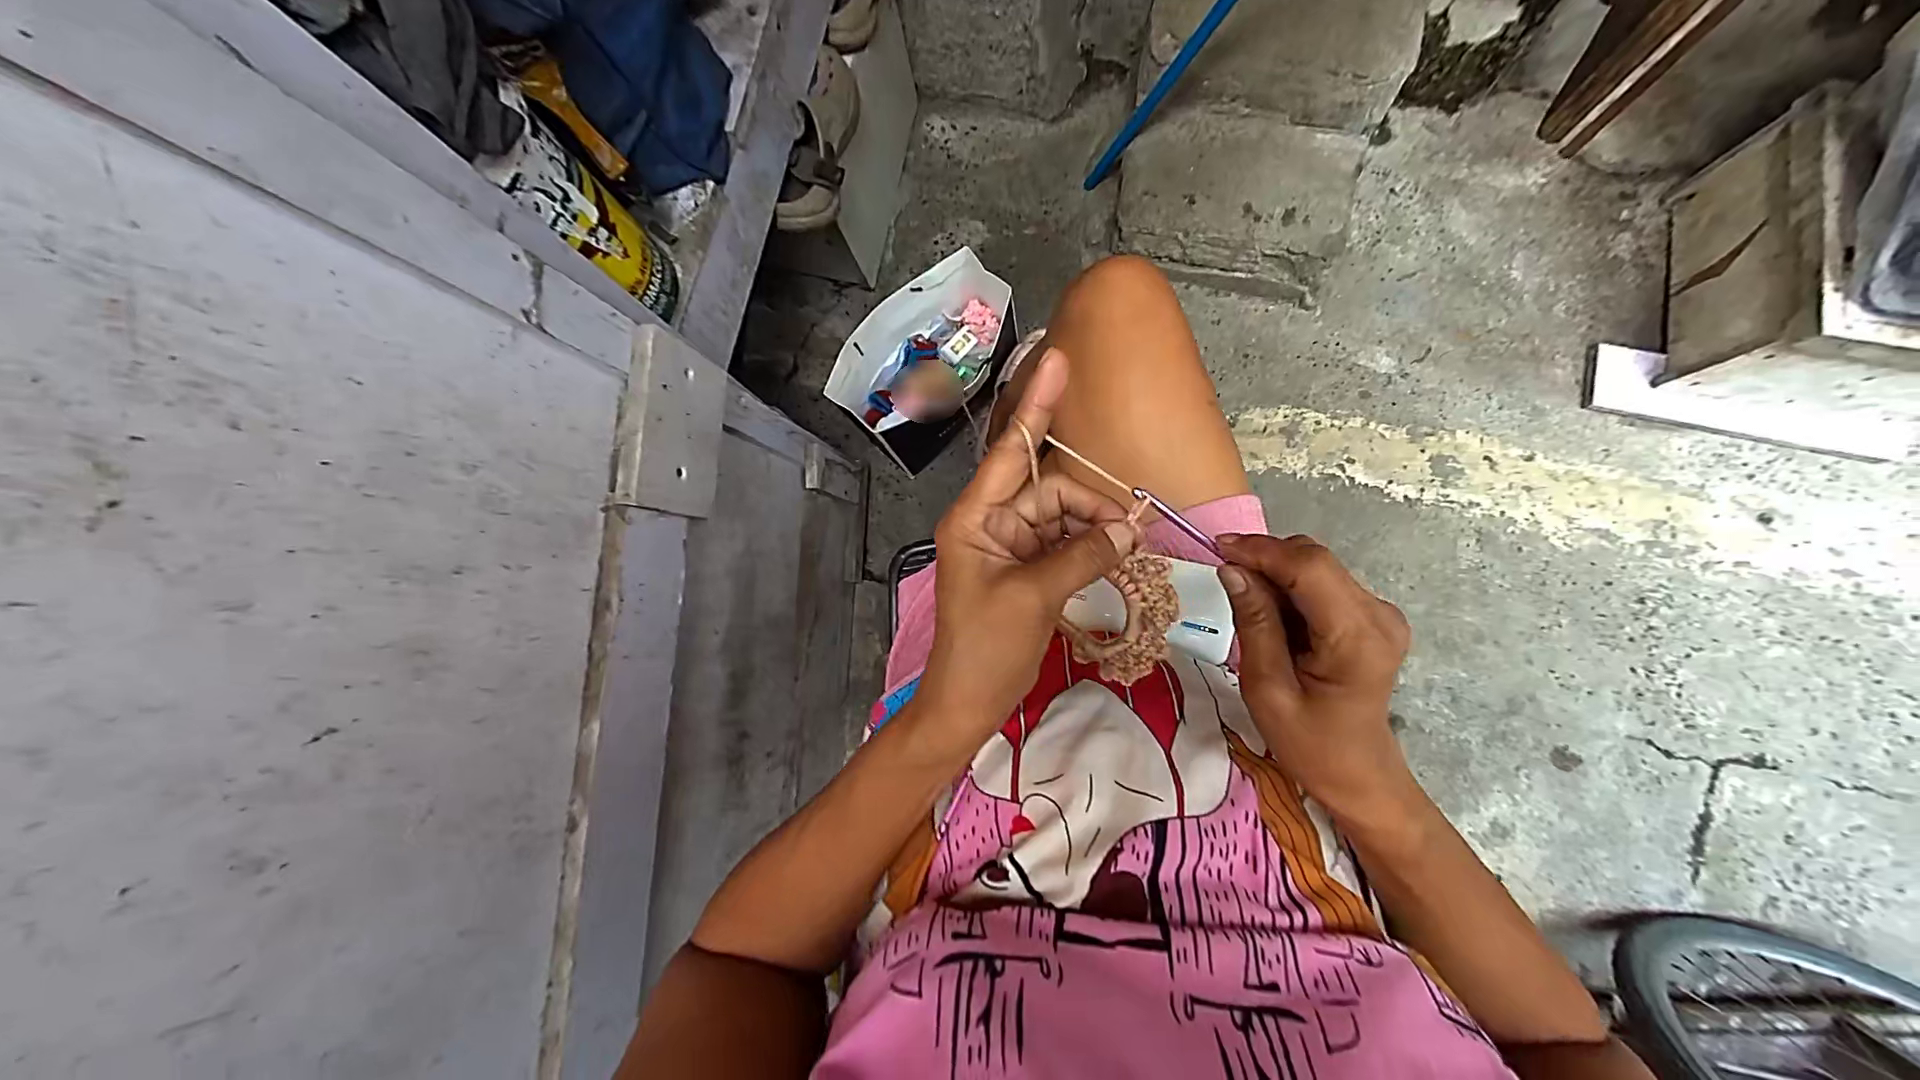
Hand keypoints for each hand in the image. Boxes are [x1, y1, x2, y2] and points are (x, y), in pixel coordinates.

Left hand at [917, 350, 1139, 746]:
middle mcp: (991, 521)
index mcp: (976, 517)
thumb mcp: (1035, 597)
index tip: (1056, 360)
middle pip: (1052, 490)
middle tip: (1135, 528)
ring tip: (1132, 548)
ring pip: (1063, 517)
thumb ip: (1084, 556)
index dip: (1037, 406)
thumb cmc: (985, 649)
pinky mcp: (1027, 567)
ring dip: (1097, 529)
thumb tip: (1132, 527)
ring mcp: (1010, 545)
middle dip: (1093, 505)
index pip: (1011, 451)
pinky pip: (1065, 543)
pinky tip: (1119, 557)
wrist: (969, 701)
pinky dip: (1091, 549)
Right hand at [1215, 534, 1420, 831]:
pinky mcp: (1369, 617)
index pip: (1309, 568)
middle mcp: (1378, 614)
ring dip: (1273, 573)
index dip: (1261, 550)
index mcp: (1357, 636)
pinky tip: (1267, 610)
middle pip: (1314, 560)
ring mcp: (1379, 614)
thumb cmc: (1311, 743)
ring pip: (1315, 567)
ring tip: (1241, 597)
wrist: (1359, 774)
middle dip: (1264, 558)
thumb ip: (1254, 624)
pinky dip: (1287, 587)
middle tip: (1223, 574)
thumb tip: (1232, 571)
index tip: (1217, 549)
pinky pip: (1320, 584)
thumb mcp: (1267, 688)